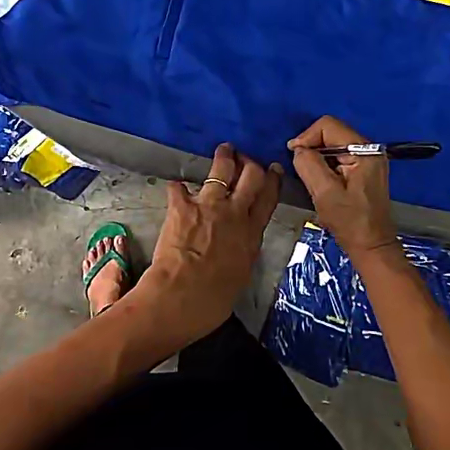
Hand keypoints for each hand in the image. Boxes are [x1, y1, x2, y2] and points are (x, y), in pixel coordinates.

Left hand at [137, 143, 280, 345]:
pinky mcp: (182, 206)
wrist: (182, 296)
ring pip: (222, 170)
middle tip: (247, 158)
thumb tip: (240, 244)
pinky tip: (175, 187)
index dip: (273, 180)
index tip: (274, 169)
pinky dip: (178, 187)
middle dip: (251, 163)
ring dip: (224, 157)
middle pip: (251, 176)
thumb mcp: (242, 272)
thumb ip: (243, 250)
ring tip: (224, 150)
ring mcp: (209, 206)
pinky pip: (179, 188)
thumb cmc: (214, 299)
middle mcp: (235, 213)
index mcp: (251, 233)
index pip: (268, 198)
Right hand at [288, 116, 399, 259]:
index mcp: (364, 150)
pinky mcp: (365, 171)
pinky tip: (321, 182)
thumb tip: (299, 149)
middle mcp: (370, 149)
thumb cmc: (350, 222)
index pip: (329, 126)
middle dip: (312, 147)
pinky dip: (327, 165)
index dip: (307, 137)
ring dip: (318, 157)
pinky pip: (340, 157)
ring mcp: (369, 160)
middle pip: (332, 133)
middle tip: (299, 168)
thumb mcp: (324, 193)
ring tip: (309, 177)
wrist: (372, 246)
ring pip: (335, 145)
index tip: (294, 155)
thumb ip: (309, 165)